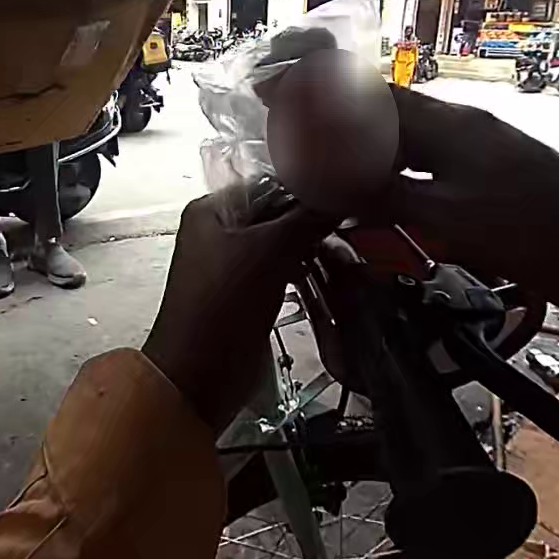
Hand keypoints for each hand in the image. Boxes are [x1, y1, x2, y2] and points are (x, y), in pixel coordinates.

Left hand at [143, 183, 336, 431]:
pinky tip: (332, 273)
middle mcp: (218, 229)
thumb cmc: (225, 303)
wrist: (199, 374)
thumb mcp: (267, 253)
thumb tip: (345, 192)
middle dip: (314, 221)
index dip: (308, 189)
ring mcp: (230, 261)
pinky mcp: (244, 290)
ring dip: (313, 247)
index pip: (268, 184)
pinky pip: (279, 268)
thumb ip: (305, 219)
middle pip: (275, 213)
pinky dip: (303, 268)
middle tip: (358, 227)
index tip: (352, 195)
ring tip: (351, 252)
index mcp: (211, 209)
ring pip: (280, 242)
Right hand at [263, 50, 558, 356]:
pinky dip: (382, 167)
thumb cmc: (539, 234)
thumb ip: (383, 192)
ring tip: (313, 158)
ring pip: (396, 136)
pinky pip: (416, 161)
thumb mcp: (450, 217)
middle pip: (377, 110)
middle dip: (327, 113)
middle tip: (283, 128)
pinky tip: (367, 187)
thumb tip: (325, 178)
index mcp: (447, 125)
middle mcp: (456, 126)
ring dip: (353, 142)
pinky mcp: (483, 175)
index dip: (315, 90)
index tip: (270, 86)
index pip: (365, 96)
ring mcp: (472, 149)